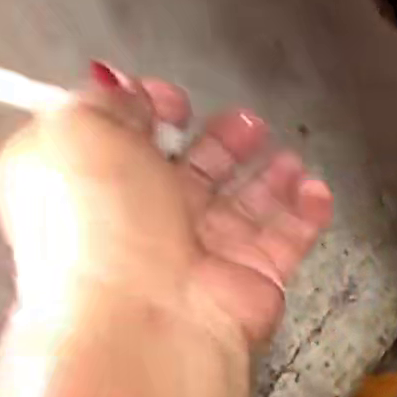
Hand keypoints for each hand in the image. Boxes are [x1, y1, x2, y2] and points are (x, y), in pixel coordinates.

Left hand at [0, 67, 333, 353]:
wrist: (151, 311)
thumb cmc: (101, 219)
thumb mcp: (79, 135)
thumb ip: (104, 102)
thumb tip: (122, 86)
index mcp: (92, 179)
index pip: (127, 139)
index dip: (151, 111)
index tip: (177, 97)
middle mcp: (150, 215)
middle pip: (196, 172)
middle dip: (223, 144)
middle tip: (251, 122)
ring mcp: (209, 248)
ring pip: (249, 204)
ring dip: (272, 177)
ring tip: (292, 156)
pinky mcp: (259, 273)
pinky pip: (290, 237)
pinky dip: (307, 212)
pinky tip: (317, 189)